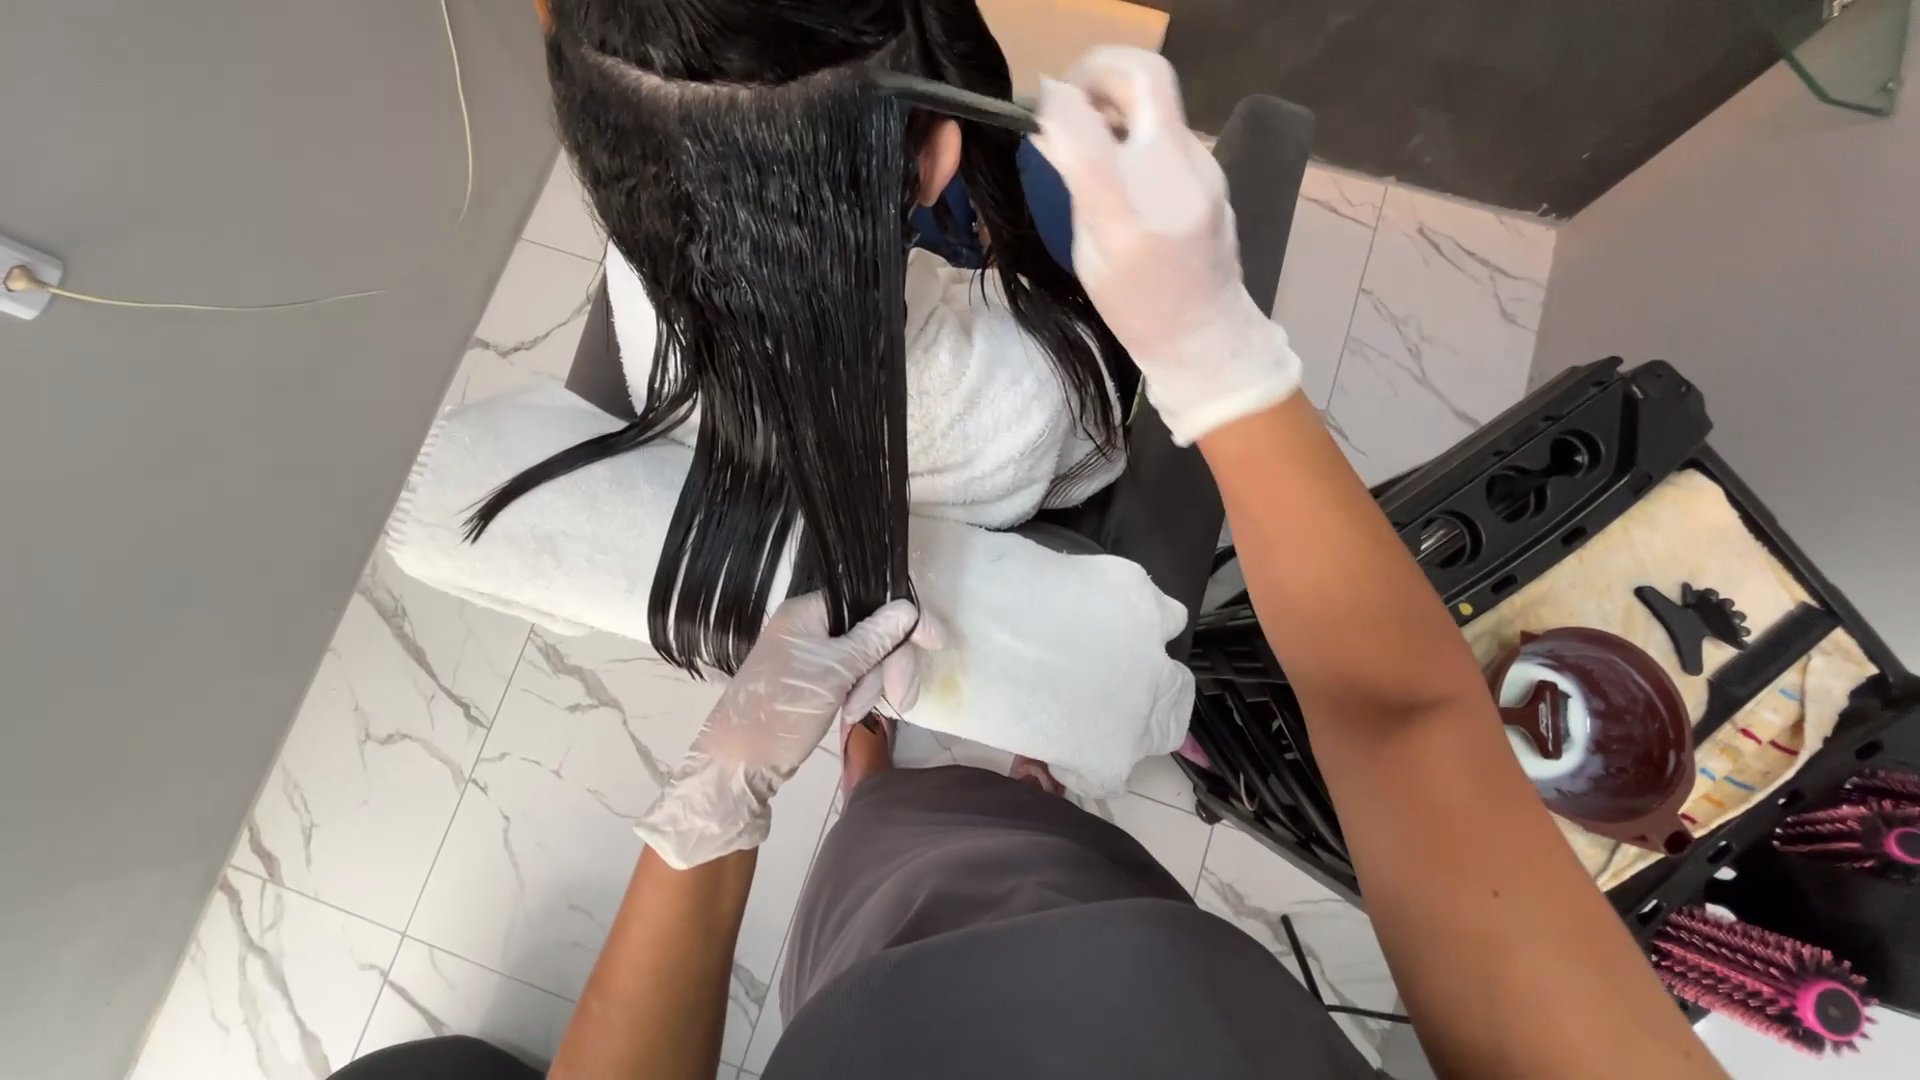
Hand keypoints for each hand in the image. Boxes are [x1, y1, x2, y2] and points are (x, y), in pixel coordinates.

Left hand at [635, 593, 941, 868]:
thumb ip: (874, 638)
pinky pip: (855, 677)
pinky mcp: (819, 682)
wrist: (739, 765)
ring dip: (873, 685)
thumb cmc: (781, 710)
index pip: (869, 598)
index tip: (934, 642)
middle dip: (889, 664)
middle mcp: (812, 626)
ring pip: (868, 657)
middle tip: (902, 697)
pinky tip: (854, 715)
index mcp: (809, 611)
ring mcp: (815, 655)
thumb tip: (909, 608)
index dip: (905, 618)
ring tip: (858, 713)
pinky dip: (862, 694)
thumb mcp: (834, 672)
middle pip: (874, 630)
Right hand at [1035, 47, 1301, 445]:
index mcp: (1125, 216)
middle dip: (1099, 67)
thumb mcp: (1088, 258)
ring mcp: (1201, 168)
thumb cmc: (1134, 311)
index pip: (1083, 124)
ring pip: (1159, 99)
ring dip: (1119, 100)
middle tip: (1074, 94)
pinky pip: (1171, 129)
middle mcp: (1169, 179)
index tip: (1040, 107)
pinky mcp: (1214, 168)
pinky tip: (1128, 160)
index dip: (1054, 102)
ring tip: (1096, 132)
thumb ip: (1076, 190)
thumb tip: (1052, 133)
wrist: (1205, 332)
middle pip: (1143, 75)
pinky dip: (1140, 129)